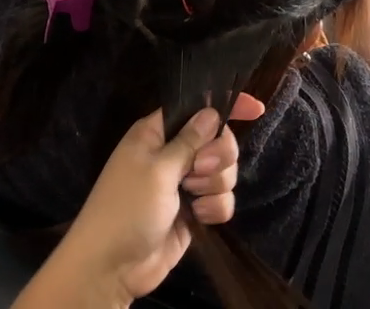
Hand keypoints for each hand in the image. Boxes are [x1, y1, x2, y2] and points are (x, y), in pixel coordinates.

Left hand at [15, 99, 262, 307]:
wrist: (114, 265)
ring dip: (215, 184)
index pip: (194, 107)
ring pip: (223, 171)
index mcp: (157, 132)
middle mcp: (173, 153)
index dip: (224, 105)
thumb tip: (212, 112)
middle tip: (197, 171)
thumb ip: (189, 141)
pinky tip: (199, 218)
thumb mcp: (157, 169)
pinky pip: (221, 199)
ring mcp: (185, 183)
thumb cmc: (127, 207)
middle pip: (217, 139)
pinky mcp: (195, 211)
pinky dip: (216, 208)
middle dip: (218, 155)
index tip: (255, 108)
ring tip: (192, 198)